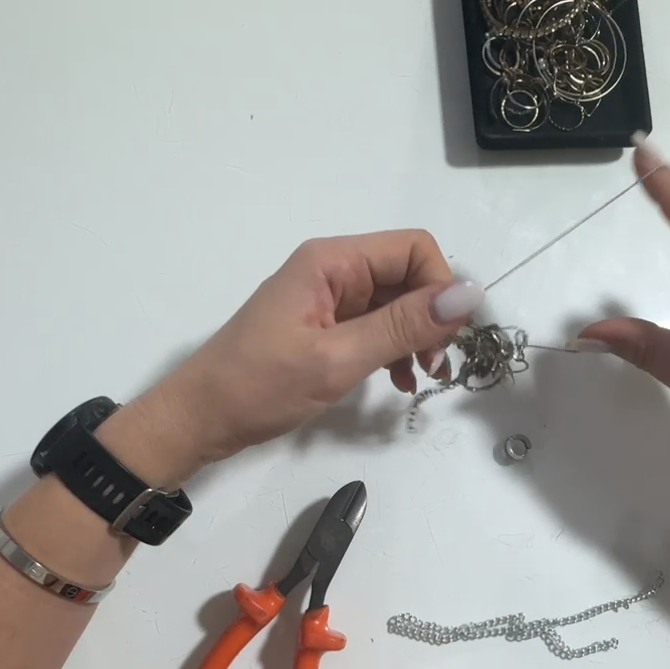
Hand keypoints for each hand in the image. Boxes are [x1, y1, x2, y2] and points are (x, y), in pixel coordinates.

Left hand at [113, 231, 481, 484]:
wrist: (201, 419)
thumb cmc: (259, 386)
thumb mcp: (336, 359)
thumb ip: (402, 327)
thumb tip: (468, 296)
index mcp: (332, 262)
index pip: (412, 249)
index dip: (440, 288)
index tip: (447, 339)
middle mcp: (333, 272)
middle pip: (406, 277)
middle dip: (431, 319)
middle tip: (437, 368)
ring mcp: (327, 302)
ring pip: (394, 306)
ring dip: (415, 339)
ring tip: (420, 379)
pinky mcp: (323, 330)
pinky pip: (374, 329)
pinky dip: (392, 352)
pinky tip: (399, 382)